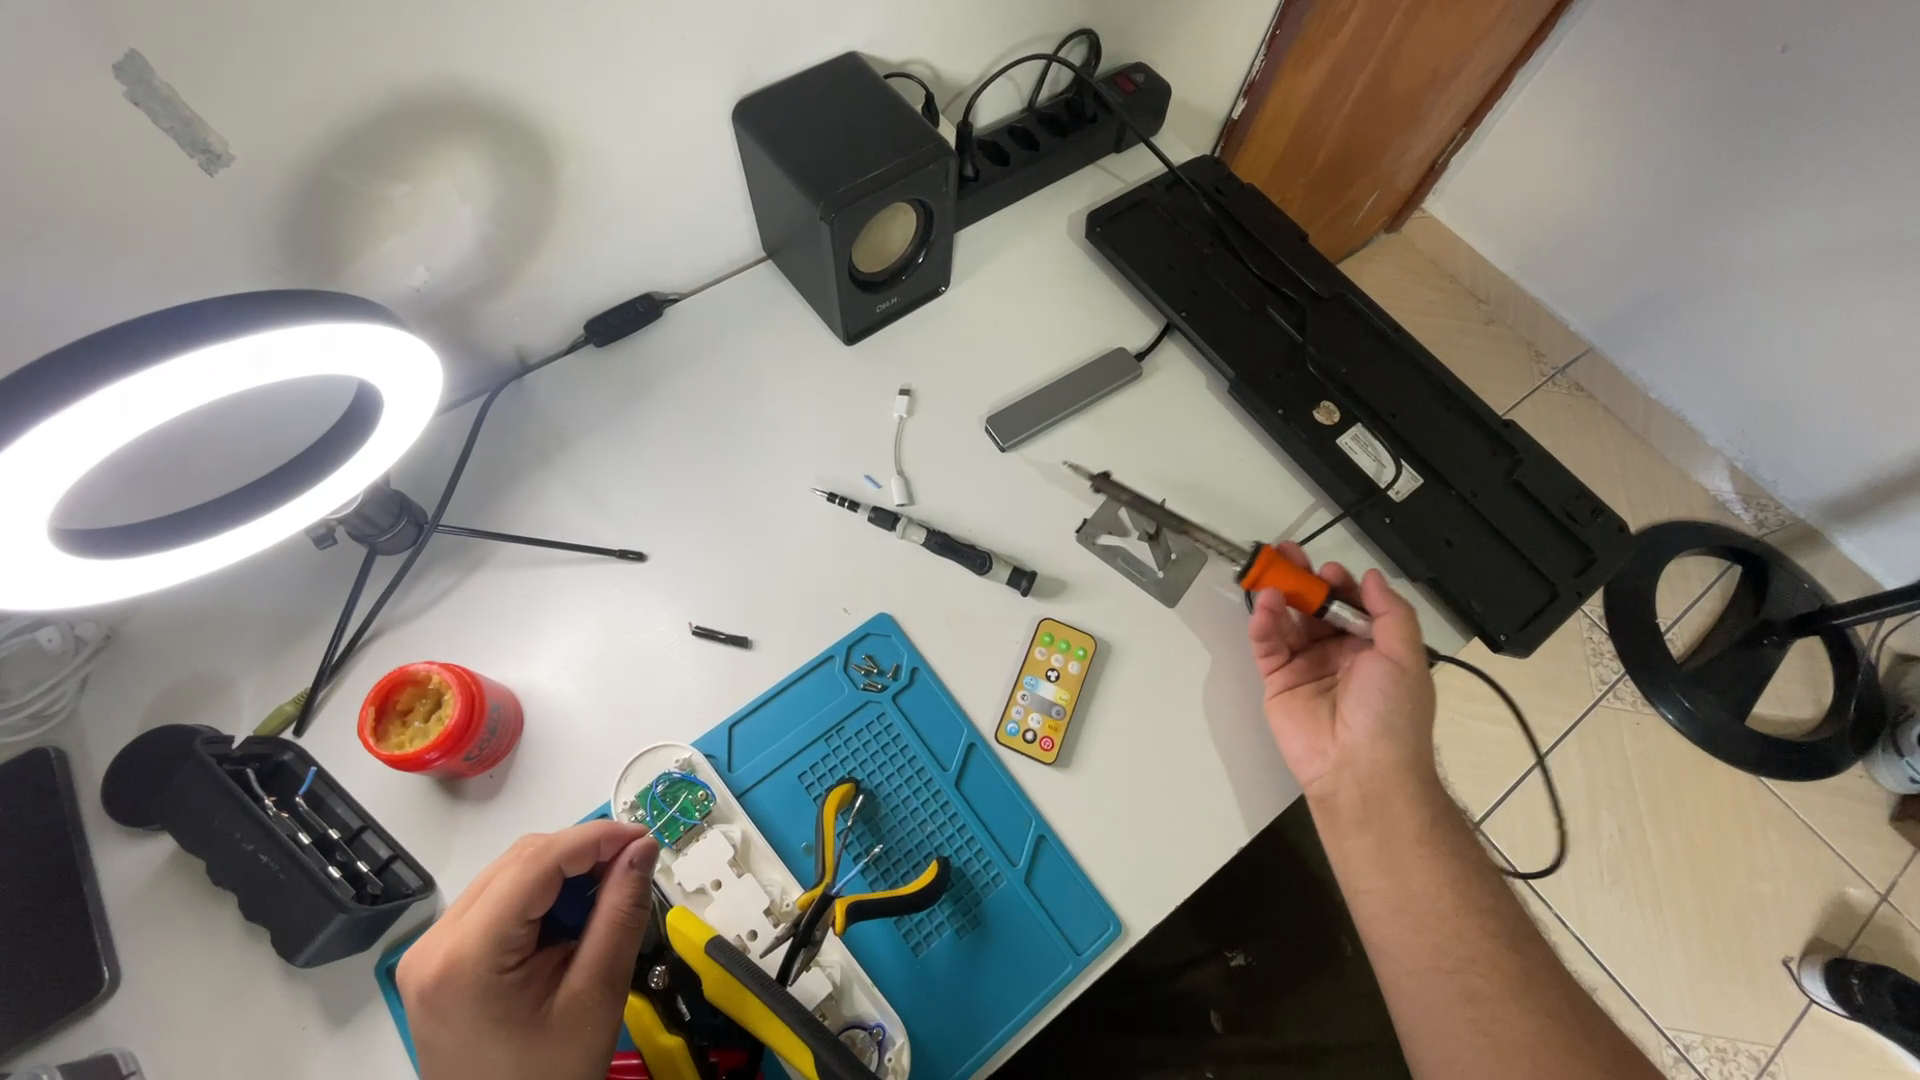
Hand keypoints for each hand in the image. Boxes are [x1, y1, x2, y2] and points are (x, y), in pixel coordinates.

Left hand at [398, 821, 661, 1079]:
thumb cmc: (551, 1074)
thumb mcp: (597, 993)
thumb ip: (621, 911)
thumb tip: (642, 847)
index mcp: (466, 955)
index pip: (537, 861)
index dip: (596, 838)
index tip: (645, 838)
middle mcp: (434, 943)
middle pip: (520, 861)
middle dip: (581, 853)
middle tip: (633, 867)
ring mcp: (430, 952)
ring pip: (509, 874)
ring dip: (563, 872)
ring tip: (606, 895)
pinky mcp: (439, 961)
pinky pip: (498, 900)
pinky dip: (541, 894)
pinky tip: (571, 918)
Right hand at [1247, 544, 1437, 803]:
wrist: (1360, 769)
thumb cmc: (1390, 712)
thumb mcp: (1406, 658)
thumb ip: (1390, 613)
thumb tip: (1370, 576)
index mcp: (1371, 648)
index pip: (1351, 605)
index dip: (1339, 585)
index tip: (1328, 570)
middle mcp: (1337, 653)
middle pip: (1314, 608)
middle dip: (1302, 580)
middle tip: (1286, 553)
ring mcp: (1304, 666)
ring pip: (1287, 622)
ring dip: (1280, 597)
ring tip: (1271, 576)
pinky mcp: (1276, 680)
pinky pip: (1267, 645)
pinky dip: (1263, 624)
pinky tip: (1265, 606)